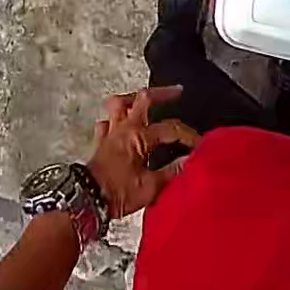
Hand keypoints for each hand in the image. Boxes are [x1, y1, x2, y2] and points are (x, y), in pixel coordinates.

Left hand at [87, 86, 199, 218]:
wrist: (88, 198)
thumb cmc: (118, 193)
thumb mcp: (151, 187)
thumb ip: (172, 172)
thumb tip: (190, 161)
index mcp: (138, 137)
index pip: (169, 129)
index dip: (188, 135)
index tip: (201, 144)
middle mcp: (123, 128)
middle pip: (142, 100)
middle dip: (161, 93)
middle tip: (176, 91)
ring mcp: (109, 132)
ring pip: (119, 103)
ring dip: (133, 99)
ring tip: (145, 99)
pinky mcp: (100, 141)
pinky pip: (106, 121)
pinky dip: (114, 119)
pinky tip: (121, 123)